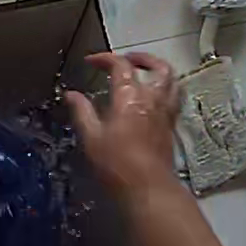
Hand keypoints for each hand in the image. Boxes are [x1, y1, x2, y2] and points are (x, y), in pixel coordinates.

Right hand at [65, 52, 180, 197]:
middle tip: (127, 59)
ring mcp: (165, 112)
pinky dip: (166, 89)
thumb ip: (82, 111)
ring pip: (172, 80)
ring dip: (159, 70)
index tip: (90, 62)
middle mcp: (152, 98)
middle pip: (157, 66)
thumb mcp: (91, 137)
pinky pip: (174, 98)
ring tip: (145, 72)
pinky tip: (154, 97)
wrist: (148, 188)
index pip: (120, 65)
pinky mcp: (171, 125)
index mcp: (130, 96)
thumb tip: (71, 94)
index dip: (105, 58)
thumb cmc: (116, 164)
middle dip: (141, 58)